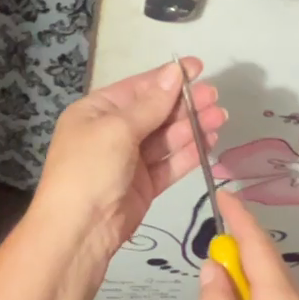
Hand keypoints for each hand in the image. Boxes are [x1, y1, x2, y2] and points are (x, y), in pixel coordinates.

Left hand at [30, 58, 225, 259]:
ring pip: (165, 138)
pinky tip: (209, 141)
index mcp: (95, 112)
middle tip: (215, 98)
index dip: (168, 78)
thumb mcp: (117, 129)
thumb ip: (151, 104)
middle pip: (155, 113)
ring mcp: (128, 161)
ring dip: (192, 127)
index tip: (199, 68)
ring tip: (219, 118)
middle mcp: (111, 133)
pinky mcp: (143, 186)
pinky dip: (188, 153)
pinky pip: (169, 164)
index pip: (137, 89)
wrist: (79, 230)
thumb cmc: (90, 170)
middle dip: (185, 104)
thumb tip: (174, 72)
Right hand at [197, 191, 298, 299]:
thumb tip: (212, 266)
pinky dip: (258, 298)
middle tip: (205, 259)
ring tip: (217, 293)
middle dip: (237, 251)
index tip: (221, 194)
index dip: (239, 218)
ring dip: (246, 278)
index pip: (258, 247)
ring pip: (274, 284)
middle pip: (267, 263)